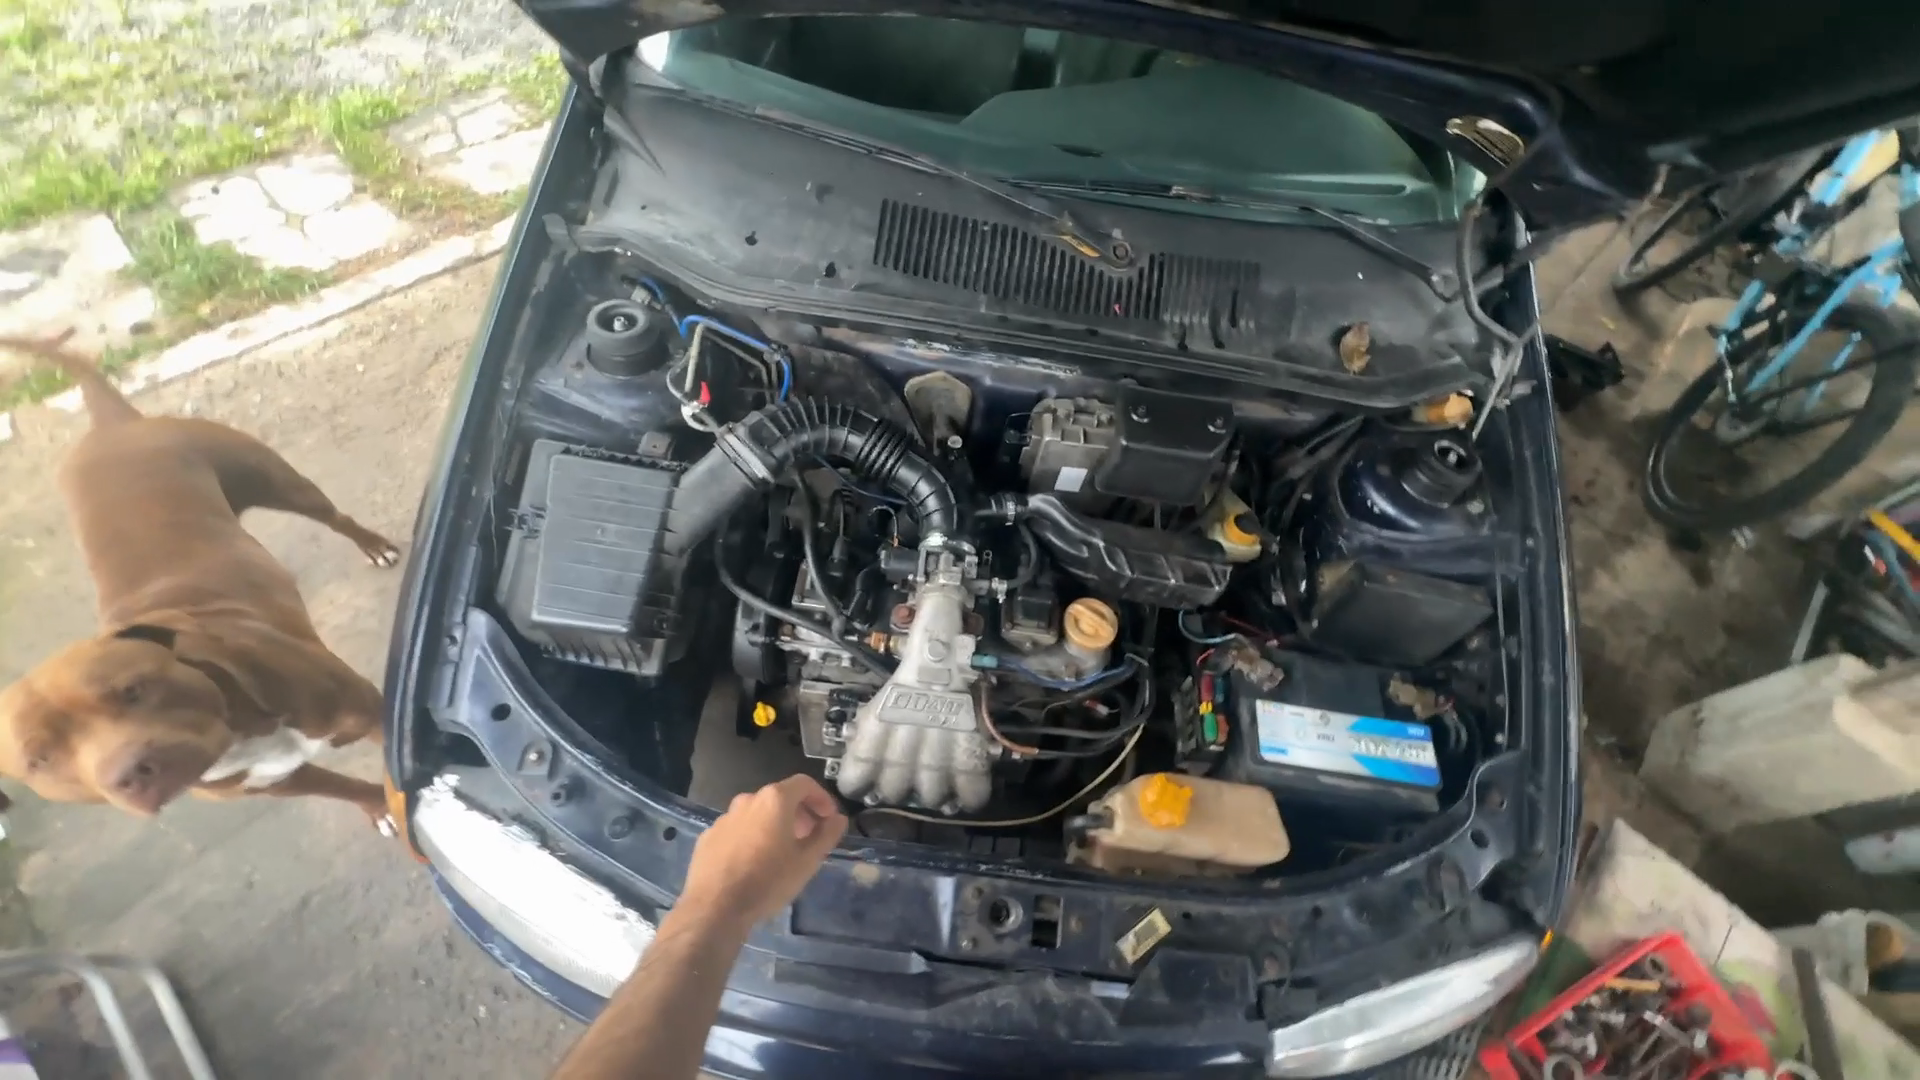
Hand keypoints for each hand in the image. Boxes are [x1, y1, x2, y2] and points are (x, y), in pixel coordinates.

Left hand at [678, 775, 847, 934]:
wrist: (713, 909)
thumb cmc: (767, 881)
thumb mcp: (807, 861)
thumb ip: (827, 835)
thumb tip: (838, 819)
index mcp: (774, 800)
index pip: (805, 784)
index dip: (821, 798)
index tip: (829, 818)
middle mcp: (748, 800)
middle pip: (780, 797)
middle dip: (799, 813)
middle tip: (809, 837)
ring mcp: (725, 818)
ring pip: (757, 814)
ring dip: (774, 825)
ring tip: (781, 851)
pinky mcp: (708, 837)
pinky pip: (737, 830)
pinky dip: (751, 837)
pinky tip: (753, 863)